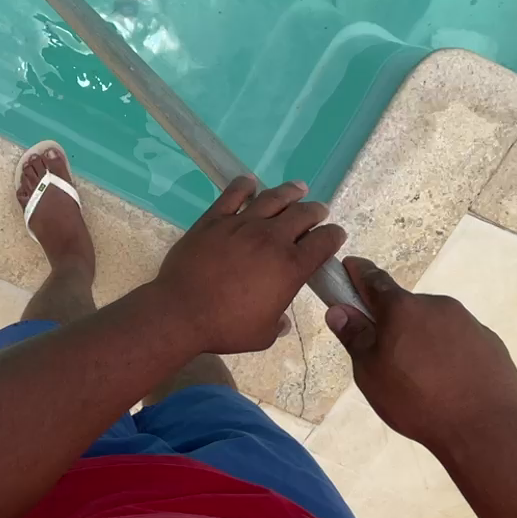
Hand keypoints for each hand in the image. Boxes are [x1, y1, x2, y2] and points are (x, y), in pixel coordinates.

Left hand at [152, 177, 345, 353]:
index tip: (334, 235)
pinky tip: (250, 182)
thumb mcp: (262, 335)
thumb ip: (276, 324)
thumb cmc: (225, 327)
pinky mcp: (214, 220)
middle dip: (315, 211)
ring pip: (273, 198)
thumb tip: (281, 322)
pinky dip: (244, 185)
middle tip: (318, 211)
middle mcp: (271, 239)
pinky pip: (233, 194)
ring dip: (290, 191)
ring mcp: (241, 224)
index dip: (333, 236)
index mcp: (290, 267)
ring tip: (298, 188)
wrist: (181, 312)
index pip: (324, 242)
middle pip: (303, 214)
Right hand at [323, 256, 516, 453]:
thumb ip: (354, 337)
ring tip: (419, 377)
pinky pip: (458, 341)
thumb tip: (339, 309)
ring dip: (421, 338)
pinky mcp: (490, 343)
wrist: (484, 428)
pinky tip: (447, 382)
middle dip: (392, 321)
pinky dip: (446, 353)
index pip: (374, 279)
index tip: (348, 269)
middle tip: (384, 355)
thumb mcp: (370, 372)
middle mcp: (437, 305)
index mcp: (402, 308)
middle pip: (405, 306)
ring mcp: (468, 322)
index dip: (358, 273)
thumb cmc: (415, 399)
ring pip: (433, 324)